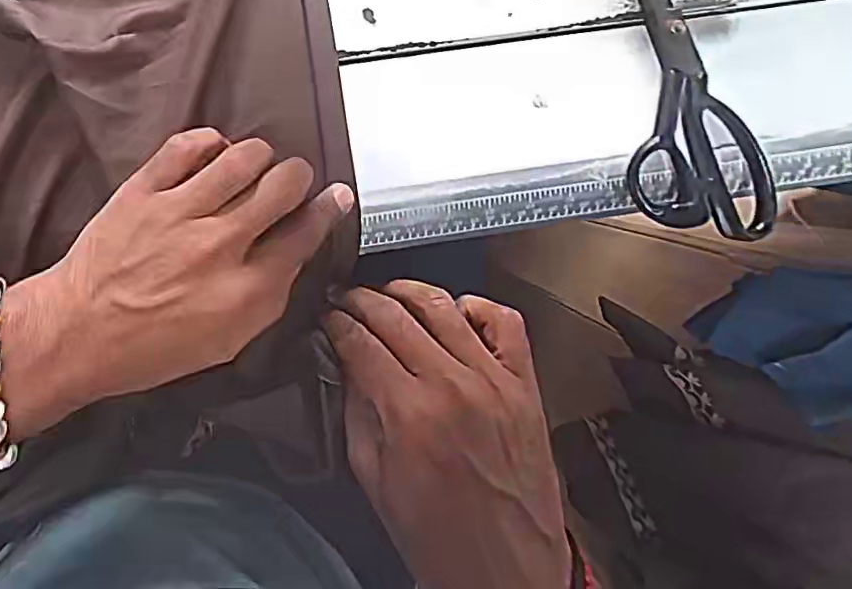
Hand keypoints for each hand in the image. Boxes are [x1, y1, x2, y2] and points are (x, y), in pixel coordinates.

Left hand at [0, 128, 354, 451]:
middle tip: (291, 178)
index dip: (326, 209)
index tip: (334, 195)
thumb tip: (293, 250)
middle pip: (282, 186)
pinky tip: (212, 151)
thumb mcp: (225, 342)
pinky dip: (209, 140)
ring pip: (242, 157)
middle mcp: (217, 246)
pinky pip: (188, 144)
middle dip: (296, 176)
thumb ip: (267, 296)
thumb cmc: (147, 345)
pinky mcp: (144, 190)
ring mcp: (178, 212)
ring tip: (253, 162)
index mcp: (243, 292)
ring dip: (258, 154)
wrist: (78, 331)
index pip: (303, 235)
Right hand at [324, 281, 569, 588]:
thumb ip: (355, 408)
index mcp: (409, 413)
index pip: (357, 338)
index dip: (333, 321)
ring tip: (387, 296)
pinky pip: (503, 321)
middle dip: (357, 299)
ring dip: (403, 291)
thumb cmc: (441, 539)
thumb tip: (344, 361)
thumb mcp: (373, 476)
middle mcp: (452, 387)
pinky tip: (454, 312)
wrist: (508, 578)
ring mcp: (493, 381)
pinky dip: (474, 305)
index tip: (326, 318)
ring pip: (439, 303)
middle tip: (345, 301)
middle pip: (390, 312)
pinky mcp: (525, 387)